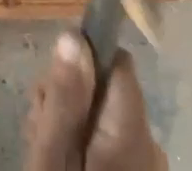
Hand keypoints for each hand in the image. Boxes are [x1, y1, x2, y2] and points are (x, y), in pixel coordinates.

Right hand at [24, 34, 163, 170]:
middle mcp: (150, 139)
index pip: (116, 60)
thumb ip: (65, 95)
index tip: (52, 80)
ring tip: (46, 140)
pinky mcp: (138, 169)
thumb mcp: (55, 149)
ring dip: (71, 116)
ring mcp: (147, 159)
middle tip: (41, 121)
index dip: (81, 58)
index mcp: (132, 129)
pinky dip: (84, 138)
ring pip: (103, 112)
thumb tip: (72, 35)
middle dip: (67, 93)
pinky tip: (64, 154)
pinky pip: (109, 136)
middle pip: (105, 87)